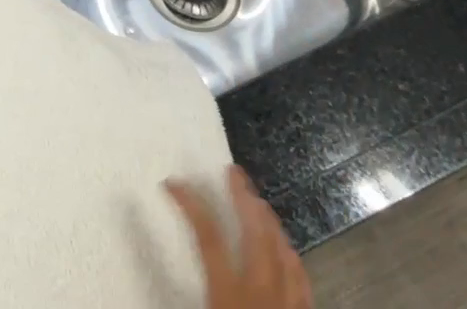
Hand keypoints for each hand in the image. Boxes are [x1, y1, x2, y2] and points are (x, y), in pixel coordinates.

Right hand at [165, 166, 311, 308]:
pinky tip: (286, 247)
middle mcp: (261, 287)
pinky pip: (301, 276)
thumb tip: (165, 260)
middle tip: (232, 170)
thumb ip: (186, 287)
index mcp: (228, 288)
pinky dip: (290, 254)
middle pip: (255, 230)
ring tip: (257, 201)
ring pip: (283, 249)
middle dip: (243, 196)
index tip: (172, 182)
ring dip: (268, 221)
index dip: (189, 203)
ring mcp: (288, 299)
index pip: (207, 234)